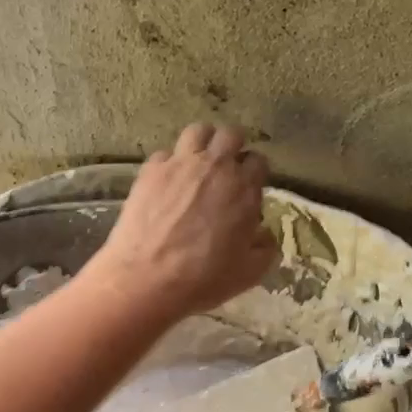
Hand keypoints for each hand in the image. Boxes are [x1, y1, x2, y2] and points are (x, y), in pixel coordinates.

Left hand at [91, 123, 278, 318]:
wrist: (146, 280)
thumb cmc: (203, 279)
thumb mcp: (249, 272)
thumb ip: (266, 247)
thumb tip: (264, 234)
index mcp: (244, 189)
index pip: (258, 160)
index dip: (255, 171)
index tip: (249, 185)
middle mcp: (216, 168)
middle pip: (231, 134)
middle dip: (233, 145)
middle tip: (227, 165)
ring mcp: (181, 164)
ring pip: (198, 131)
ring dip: (203, 142)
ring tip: (199, 161)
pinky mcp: (151, 170)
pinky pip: (165, 153)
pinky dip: (169, 163)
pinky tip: (167, 182)